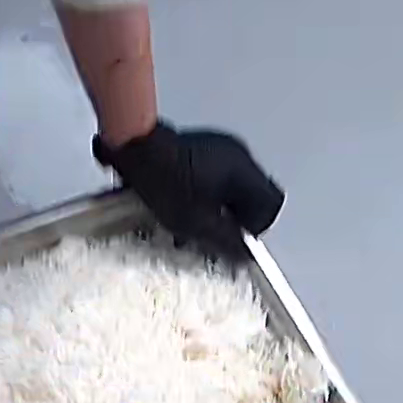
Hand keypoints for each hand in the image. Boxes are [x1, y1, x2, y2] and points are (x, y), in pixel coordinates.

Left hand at [95, 122, 284, 257]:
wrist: (133, 145)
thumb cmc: (163, 180)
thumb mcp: (198, 224)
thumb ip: (227, 243)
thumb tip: (245, 257)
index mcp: (243, 172)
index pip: (270, 206)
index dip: (254, 228)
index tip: (234, 238)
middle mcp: (237, 155)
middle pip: (250, 198)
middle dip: (233, 220)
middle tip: (210, 232)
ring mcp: (219, 147)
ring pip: (232, 189)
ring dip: (217, 209)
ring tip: (191, 220)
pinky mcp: (201, 146)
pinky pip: (215, 178)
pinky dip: (204, 195)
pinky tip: (181, 203)